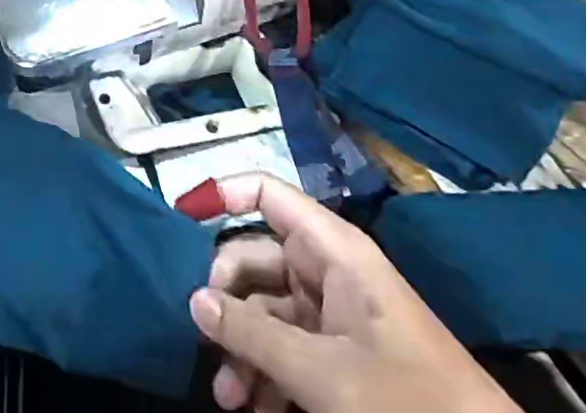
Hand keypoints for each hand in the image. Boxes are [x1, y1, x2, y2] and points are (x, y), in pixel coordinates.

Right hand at [189, 174, 519, 412]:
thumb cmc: (406, 402)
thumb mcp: (322, 372)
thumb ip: (252, 334)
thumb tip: (193, 300)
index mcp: (331, 250)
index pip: (264, 193)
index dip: (220, 195)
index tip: (179, 220)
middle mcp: (326, 270)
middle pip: (254, 259)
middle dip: (224, 301)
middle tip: (202, 340)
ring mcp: (331, 313)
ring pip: (264, 310)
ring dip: (241, 349)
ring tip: (228, 398)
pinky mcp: (338, 354)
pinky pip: (284, 346)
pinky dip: (264, 373)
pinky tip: (251, 408)